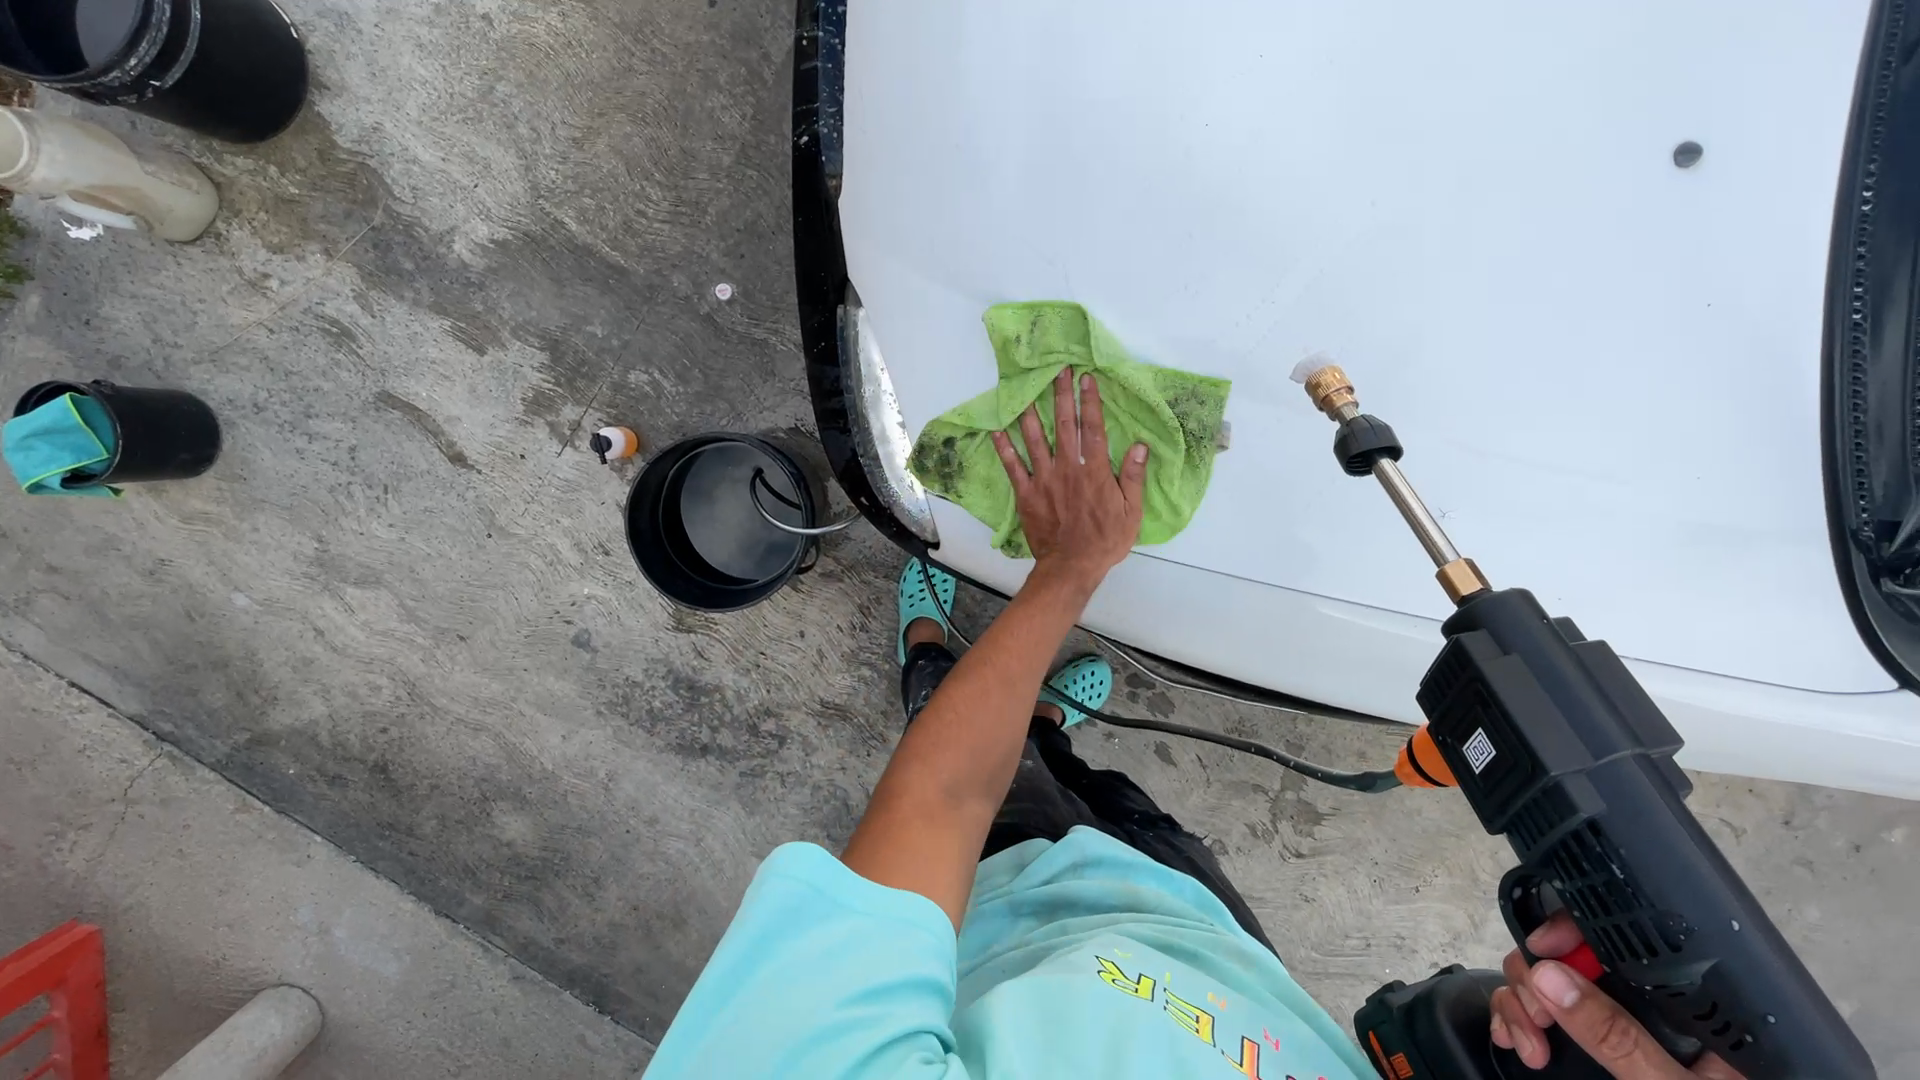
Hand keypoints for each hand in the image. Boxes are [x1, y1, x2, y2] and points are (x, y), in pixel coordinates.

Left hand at [991, 370, 1147, 588]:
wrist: (1071, 566)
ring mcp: (1044, 480)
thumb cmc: (1105, 541)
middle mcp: (1067, 468)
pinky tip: (997, 430)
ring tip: (1026, 390)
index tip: (1086, 379)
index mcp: (1095, 471)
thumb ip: (1133, 477)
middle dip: (1060, 396)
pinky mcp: (1026, 494)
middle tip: (1058, 371)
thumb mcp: (1131, 512)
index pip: (1092, 428)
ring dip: (1031, 413)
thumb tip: (1139, 446)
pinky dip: (1004, 448)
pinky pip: (1013, 467)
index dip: (1089, 402)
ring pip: (1035, 440)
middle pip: (1063, 425)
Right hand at [1490, 912, 1744, 1077]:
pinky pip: (1540, 1009)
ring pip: (1546, 982)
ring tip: (1524, 1045)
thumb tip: (1548, 974)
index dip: (1571, 932)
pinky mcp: (1594, 1044)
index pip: (1620, 941)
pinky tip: (1513, 1039)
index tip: (1540, 954)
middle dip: (1534, 982)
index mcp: (1684, 1006)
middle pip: (1571, 959)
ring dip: (1519, 1004)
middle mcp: (1646, 1005)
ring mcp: (1617, 1025)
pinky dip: (1515, 1016)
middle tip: (1532, 1023)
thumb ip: (1618, 1038)